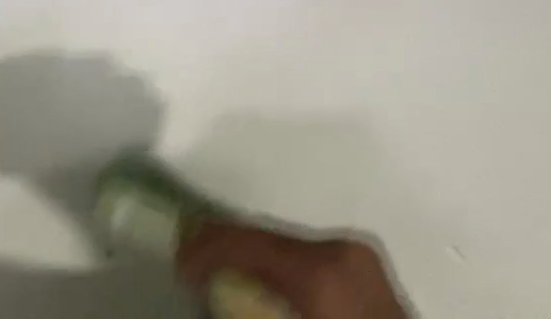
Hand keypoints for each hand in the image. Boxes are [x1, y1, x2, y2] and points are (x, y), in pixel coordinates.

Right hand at [178, 221, 411, 318]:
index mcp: (320, 272)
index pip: (245, 240)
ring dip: (256, 268)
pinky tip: (270, 300)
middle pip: (266, 240)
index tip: (178, 267)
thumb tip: (211, 301)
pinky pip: (314, 265)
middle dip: (227, 257)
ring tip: (228, 289)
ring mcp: (363, 263)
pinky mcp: (373, 279)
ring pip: (289, 252)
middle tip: (195, 277)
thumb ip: (242, 311)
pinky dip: (284, 278)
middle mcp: (342, 252)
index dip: (204, 249)